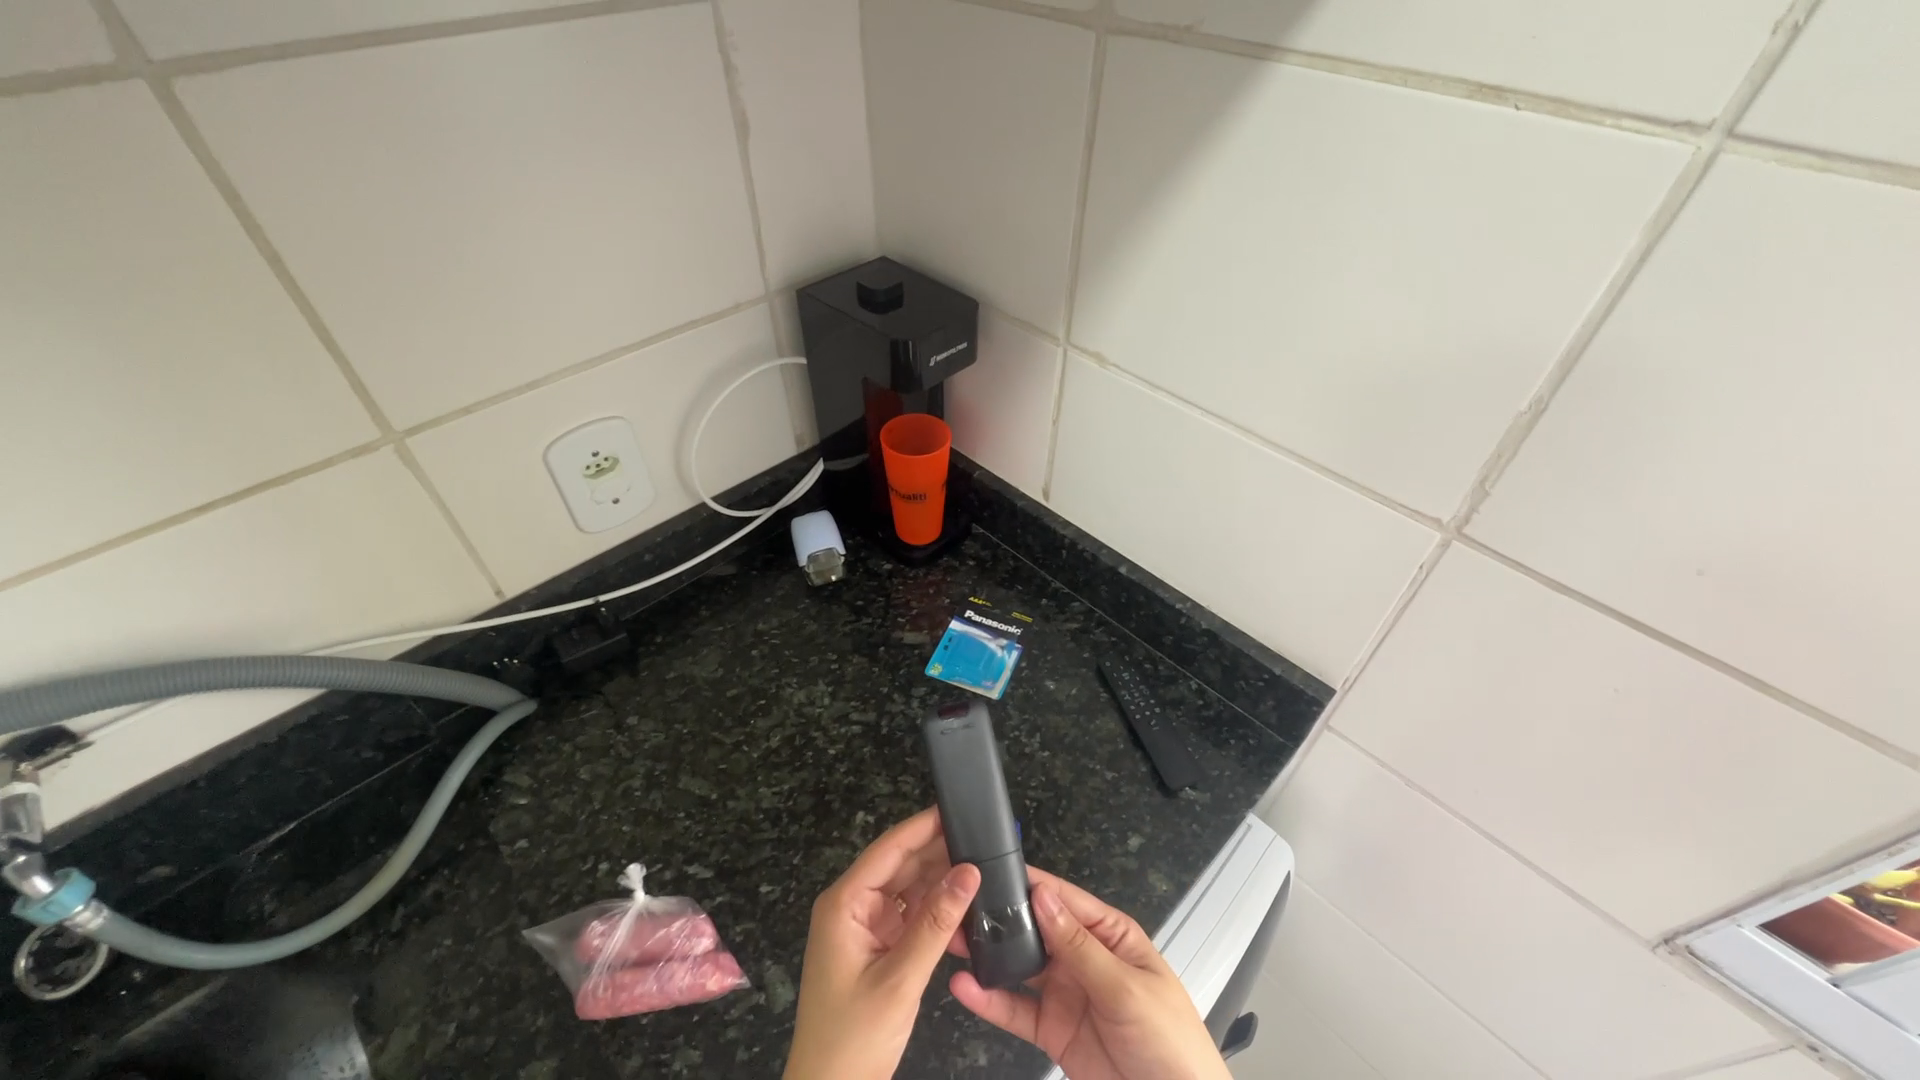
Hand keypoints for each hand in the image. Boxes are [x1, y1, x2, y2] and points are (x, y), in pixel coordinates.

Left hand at [785, 807, 981, 1079]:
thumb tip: (969, 873)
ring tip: (982, 867)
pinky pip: (909, 914)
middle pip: (899, 865)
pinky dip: (935, 909)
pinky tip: (964, 903)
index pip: (888, 849)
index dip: (922, 827)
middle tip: (984, 842)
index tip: (957, 809)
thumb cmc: (853, 1036)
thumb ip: (936, 923)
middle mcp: (852, 906)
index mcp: (844, 903)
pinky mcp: (877, 946)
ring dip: (940, 881)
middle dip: (938, 853)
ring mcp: (864, 926)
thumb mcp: (899, 978)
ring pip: (908, 889)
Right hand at [950, 867, 1229, 1079]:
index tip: (995, 873)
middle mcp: (1084, 957)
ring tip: (954, 941)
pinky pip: (1016, 1009)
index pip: (1064, 901)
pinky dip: (990, 999)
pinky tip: (967, 988)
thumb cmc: (1170, 1041)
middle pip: (1036, 930)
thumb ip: (1080, 947)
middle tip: (963, 907)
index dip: (1031, 886)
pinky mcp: (1052, 1029)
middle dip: (1001, 918)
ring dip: (989, 955)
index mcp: (1110, 935)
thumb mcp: (1126, 988)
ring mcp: (1066, 993)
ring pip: (1020, 966)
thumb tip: (1044, 898)